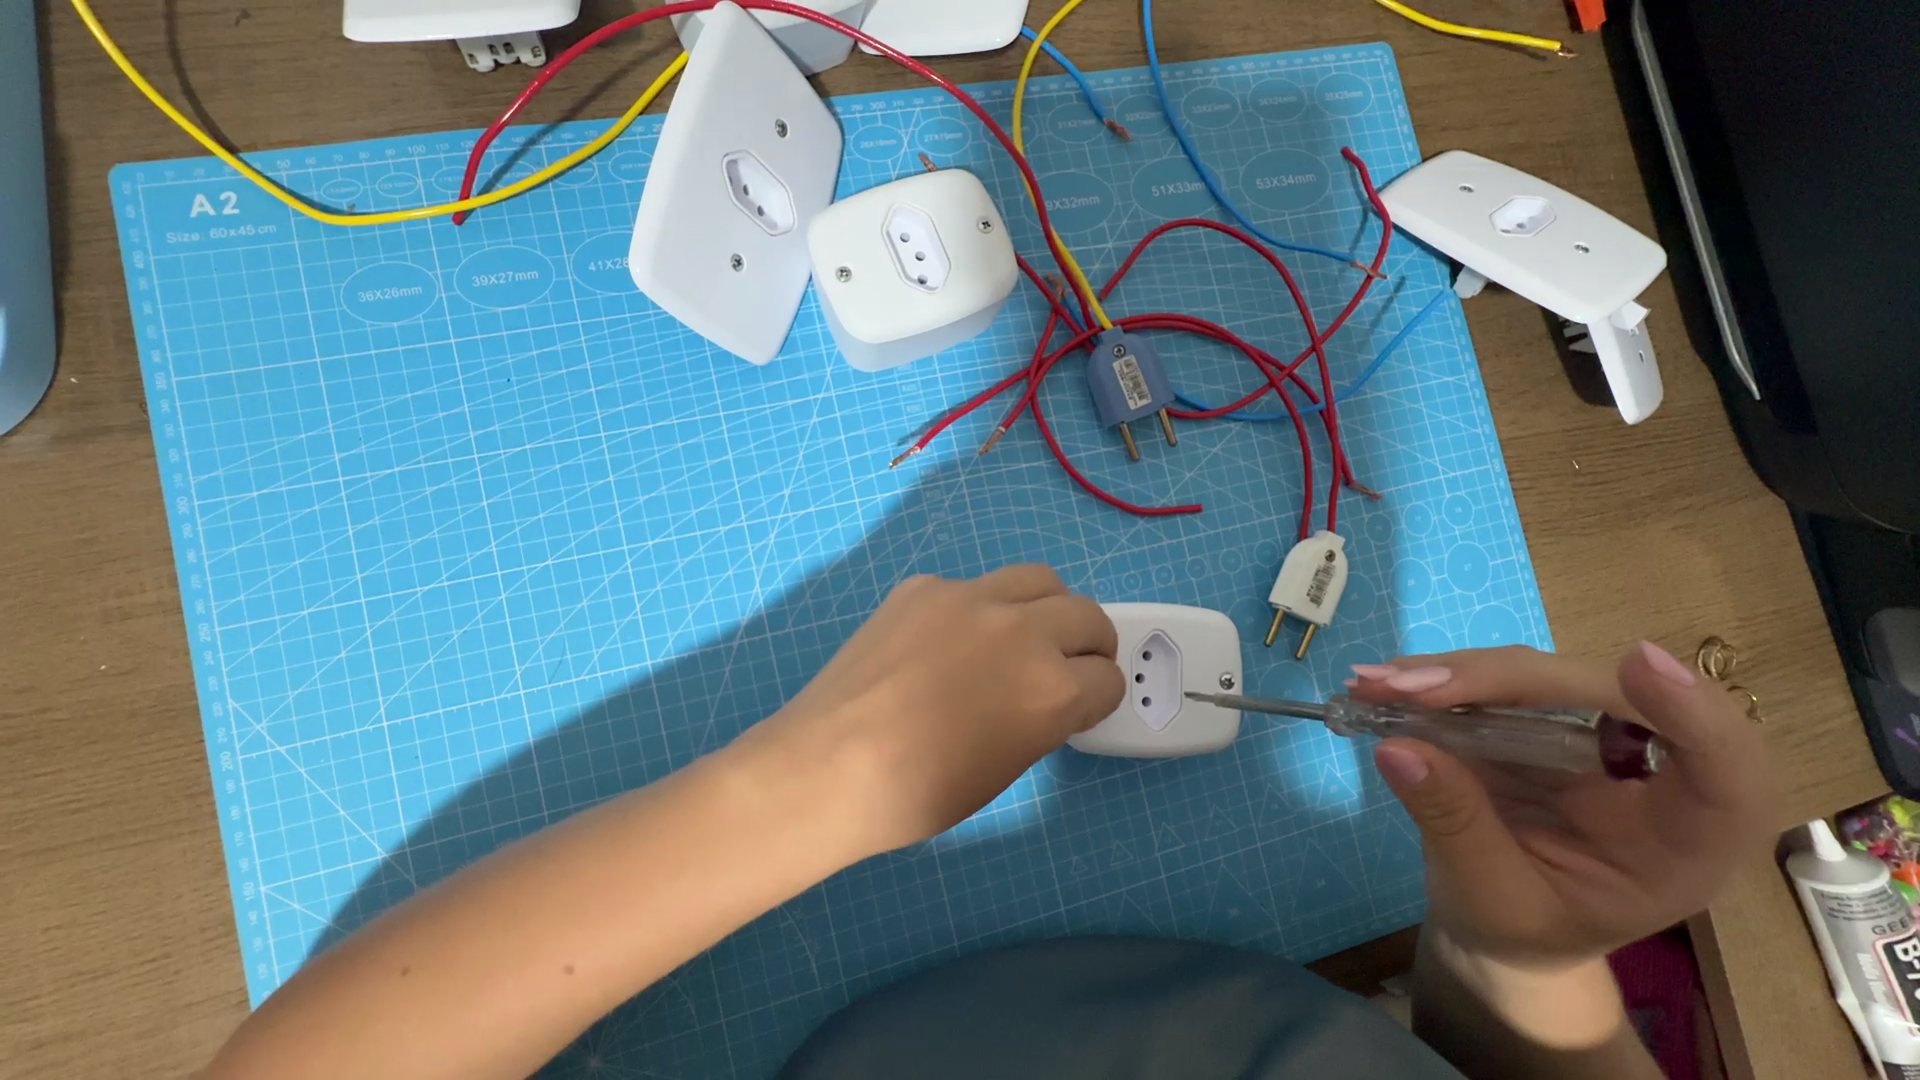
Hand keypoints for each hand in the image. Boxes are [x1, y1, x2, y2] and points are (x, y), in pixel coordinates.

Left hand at [737, 565, 1122, 861]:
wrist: (831, 765)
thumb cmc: (921, 793)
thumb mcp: (1004, 767)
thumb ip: (1039, 719)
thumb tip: (1041, 696)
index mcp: (1053, 688)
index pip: (1107, 678)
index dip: (1097, 696)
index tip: (1081, 705)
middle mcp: (1023, 630)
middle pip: (1088, 615)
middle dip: (1091, 643)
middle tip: (1070, 664)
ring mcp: (971, 598)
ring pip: (1039, 579)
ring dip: (1047, 607)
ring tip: (1022, 634)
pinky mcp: (926, 587)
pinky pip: (973, 587)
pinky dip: (979, 608)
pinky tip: (946, 641)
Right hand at [1351, 643, 1776, 967]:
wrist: (1502, 928)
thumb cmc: (1522, 930)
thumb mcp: (1492, 898)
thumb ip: (1454, 825)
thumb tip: (1397, 747)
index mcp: (1678, 838)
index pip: (1725, 769)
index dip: (1692, 712)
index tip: (1638, 663)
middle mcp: (1642, 773)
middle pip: (1598, 695)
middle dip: (1502, 680)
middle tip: (1413, 687)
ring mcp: (1583, 738)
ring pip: (1536, 675)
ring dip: (1455, 672)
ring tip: (1376, 682)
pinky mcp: (1532, 720)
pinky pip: (1492, 682)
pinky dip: (1436, 678)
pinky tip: (1384, 680)